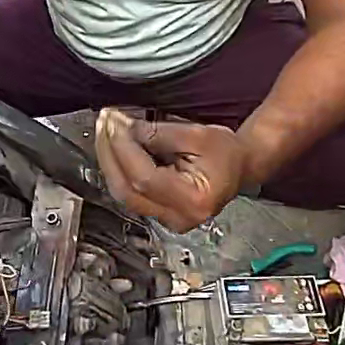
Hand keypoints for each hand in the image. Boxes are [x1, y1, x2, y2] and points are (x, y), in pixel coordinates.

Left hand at [95, 108, 247, 232]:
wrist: (241, 167)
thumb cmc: (226, 152)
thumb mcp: (196, 134)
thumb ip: (156, 133)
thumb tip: (123, 128)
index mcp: (193, 200)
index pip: (144, 178)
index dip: (123, 149)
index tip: (113, 123)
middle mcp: (179, 218)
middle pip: (127, 191)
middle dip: (109, 154)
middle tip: (104, 124)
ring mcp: (167, 221)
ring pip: (123, 194)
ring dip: (109, 161)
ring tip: (106, 132)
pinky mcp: (158, 215)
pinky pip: (129, 194)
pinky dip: (118, 169)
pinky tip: (114, 148)